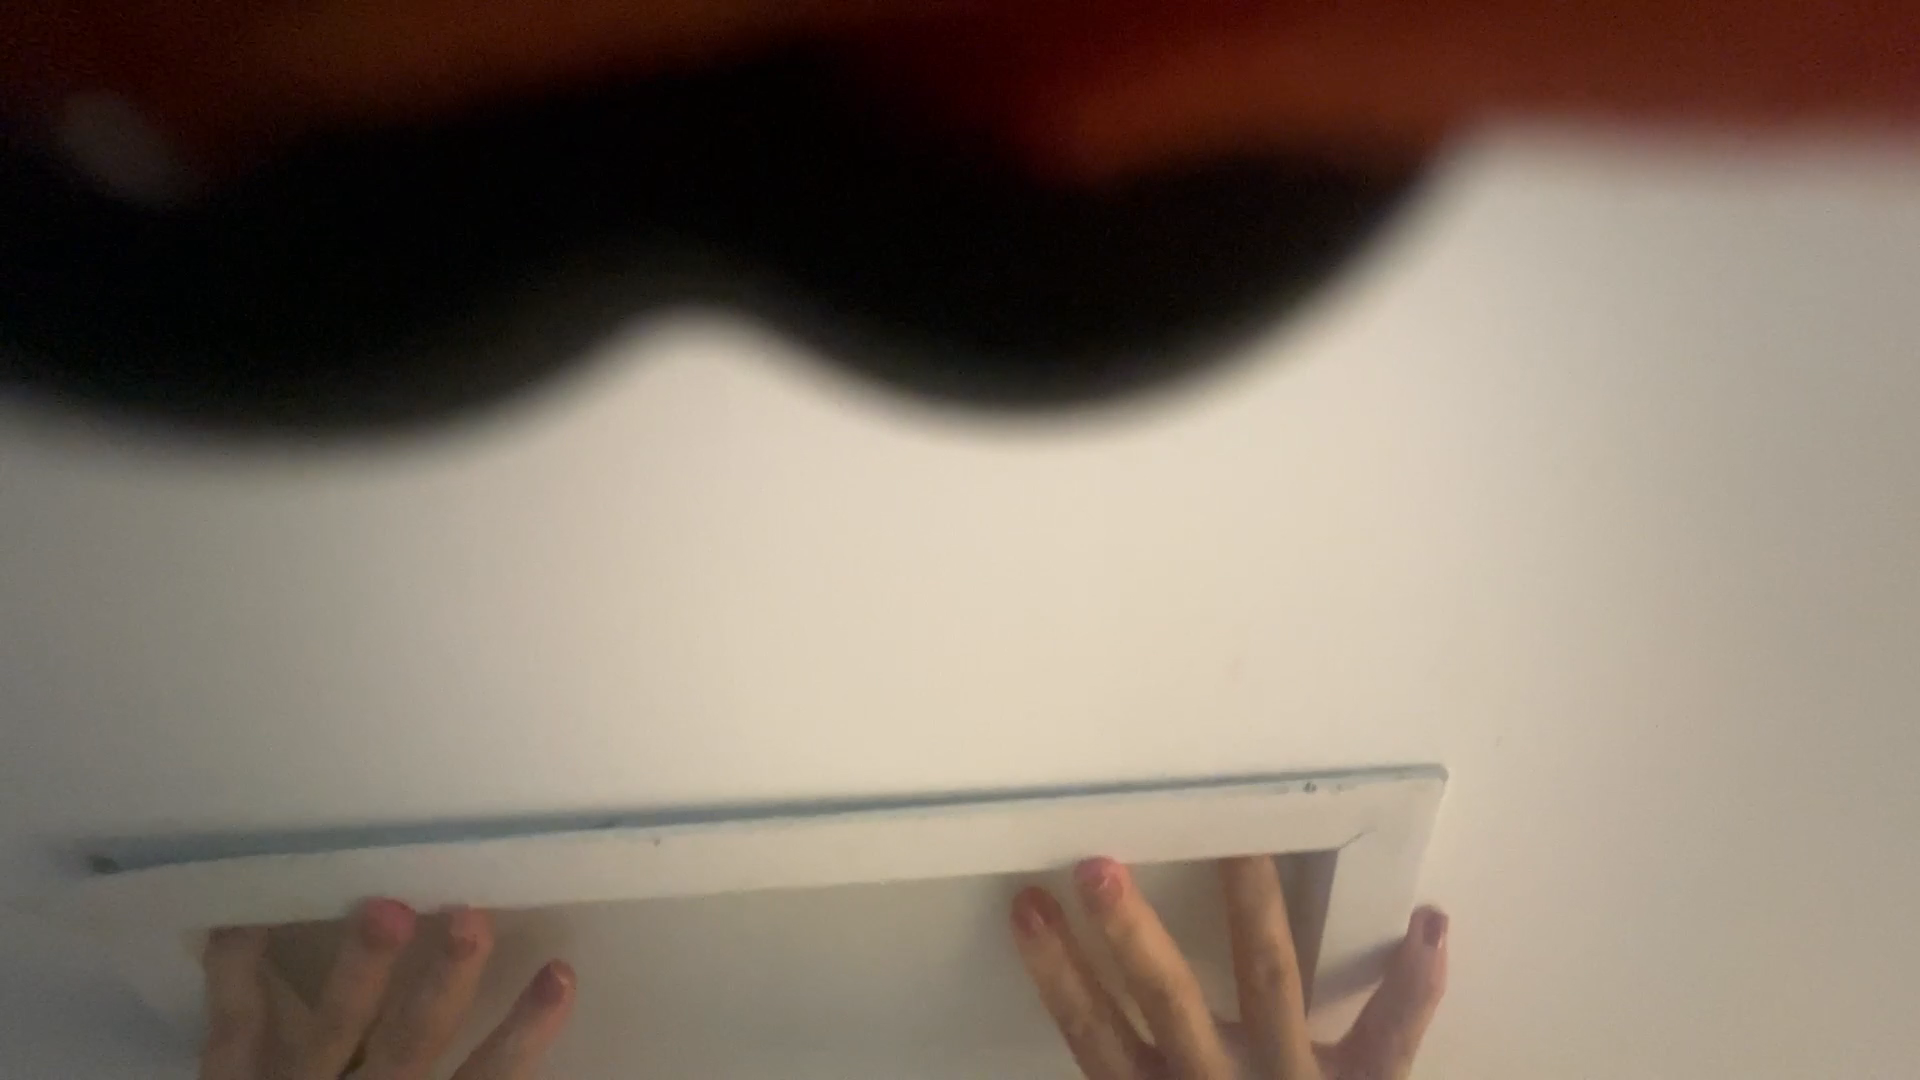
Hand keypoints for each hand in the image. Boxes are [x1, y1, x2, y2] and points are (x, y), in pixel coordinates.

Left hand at [199, 901, 574, 1079]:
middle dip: (442, 983)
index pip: (487, 1079)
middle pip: (411, 1042)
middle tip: (470, 920)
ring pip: (329, 1031)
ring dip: (360, 970)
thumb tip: (549, 993)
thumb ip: (478, 1076)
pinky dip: (235, 975)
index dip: (524, 1032)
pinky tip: (246, 919)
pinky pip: (233, 1031)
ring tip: (387, 907)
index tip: (561, 973)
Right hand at [1012, 857, 1446, 1079]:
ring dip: (1252, 913)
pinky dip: (1413, 985)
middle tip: (1099, 868)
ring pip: (1270, 984)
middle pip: (1168, 1000)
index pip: (1094, 1035)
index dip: (1058, 973)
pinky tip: (1429, 923)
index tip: (1027, 904)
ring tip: (1244, 843)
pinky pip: (1392, 1038)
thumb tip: (1079, 1004)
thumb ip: (1122, 1072)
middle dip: (1133, 936)